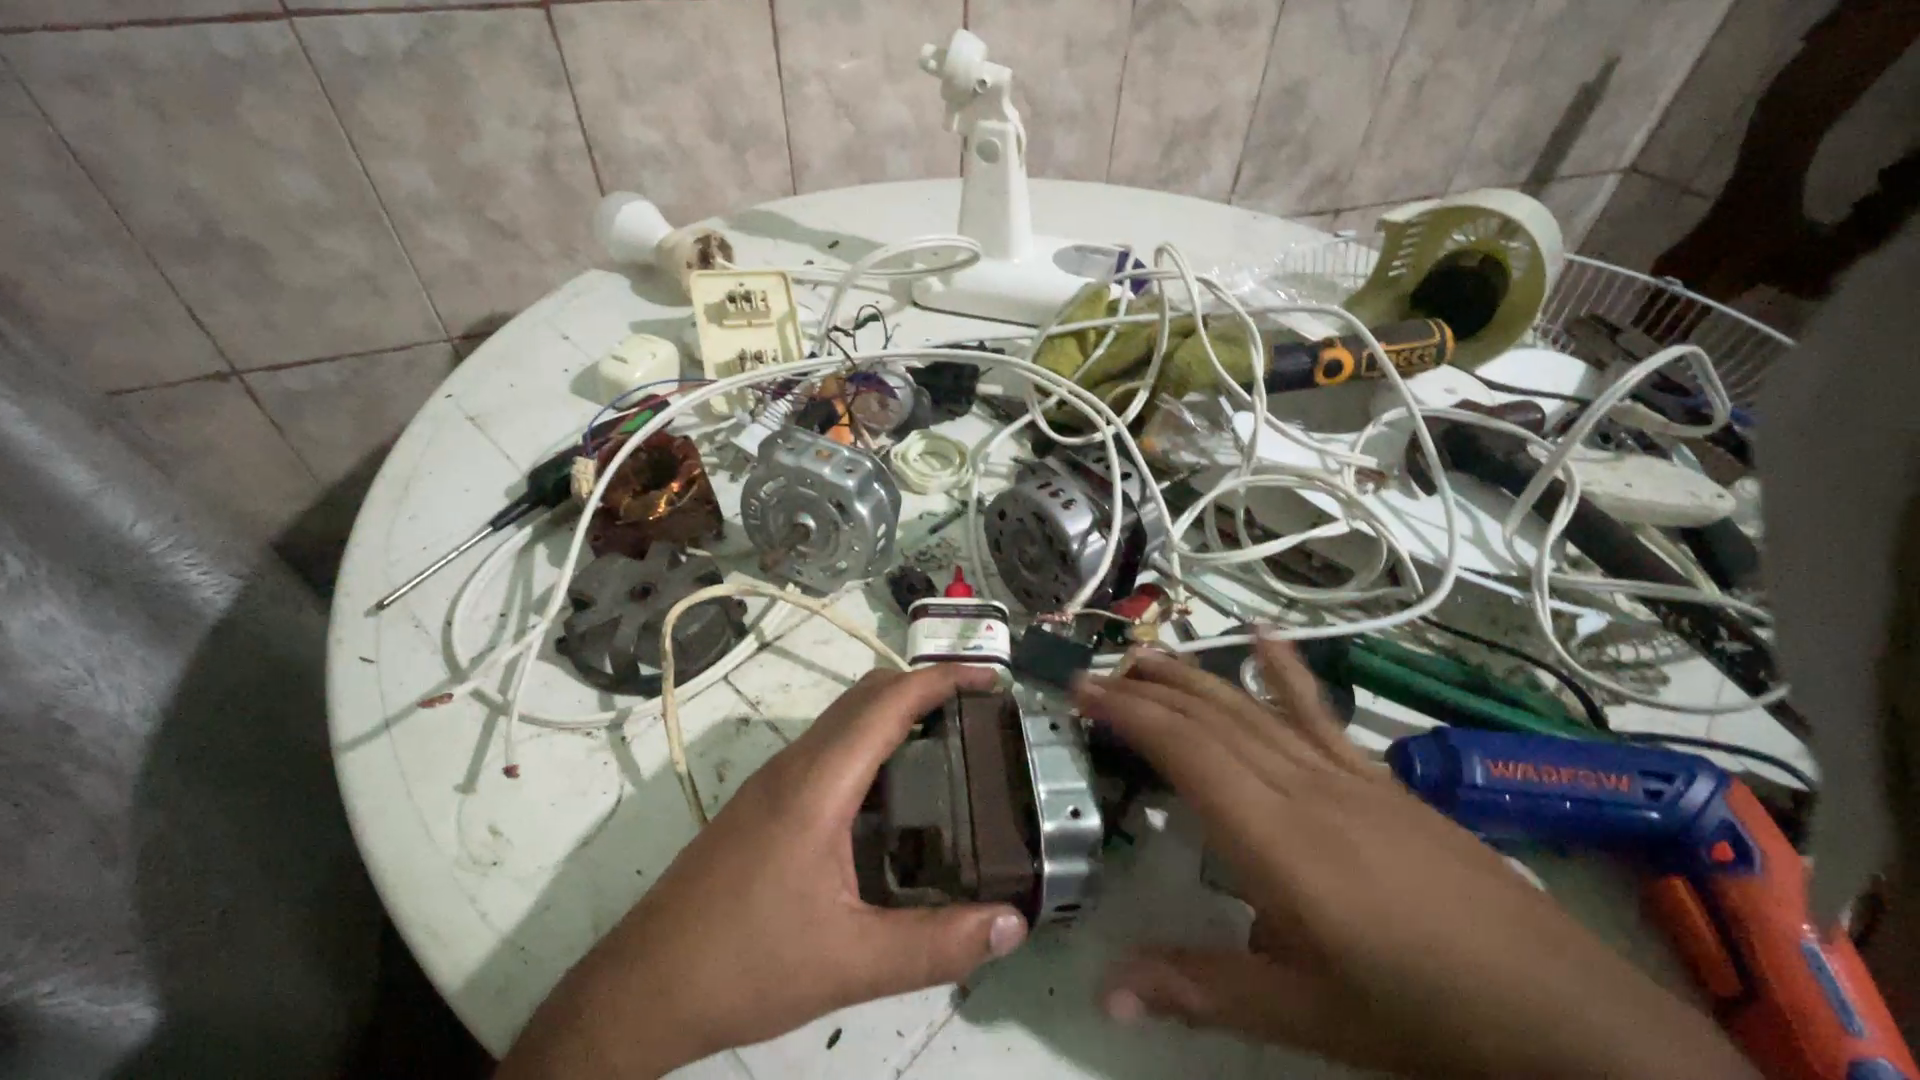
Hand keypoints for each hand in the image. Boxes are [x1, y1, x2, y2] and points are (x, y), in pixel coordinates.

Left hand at [499, 665, 1027, 1078]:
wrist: (643, 988)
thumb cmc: (744, 965)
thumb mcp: (852, 963)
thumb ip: (938, 945)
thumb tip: (1014, 923)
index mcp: (816, 786)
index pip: (887, 703)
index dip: (942, 679)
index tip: (992, 679)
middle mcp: (792, 769)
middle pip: (865, 698)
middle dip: (924, 689)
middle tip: (980, 715)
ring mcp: (771, 786)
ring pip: (841, 723)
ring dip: (894, 716)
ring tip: (948, 749)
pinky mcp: (760, 809)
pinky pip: (826, 753)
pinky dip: (869, 747)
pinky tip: (892, 800)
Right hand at [1073, 643, 1756, 1079]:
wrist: (1560, 1009)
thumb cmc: (1422, 1012)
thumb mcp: (1303, 1012)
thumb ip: (1200, 990)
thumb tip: (1104, 989)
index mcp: (1276, 839)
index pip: (1187, 754)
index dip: (1130, 714)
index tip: (1082, 688)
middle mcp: (1306, 789)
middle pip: (1215, 720)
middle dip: (1150, 689)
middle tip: (1098, 670)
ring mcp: (1350, 779)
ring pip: (1258, 709)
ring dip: (1198, 677)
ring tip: (1152, 653)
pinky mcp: (1383, 785)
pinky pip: (1322, 716)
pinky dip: (1288, 674)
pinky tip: (1268, 640)